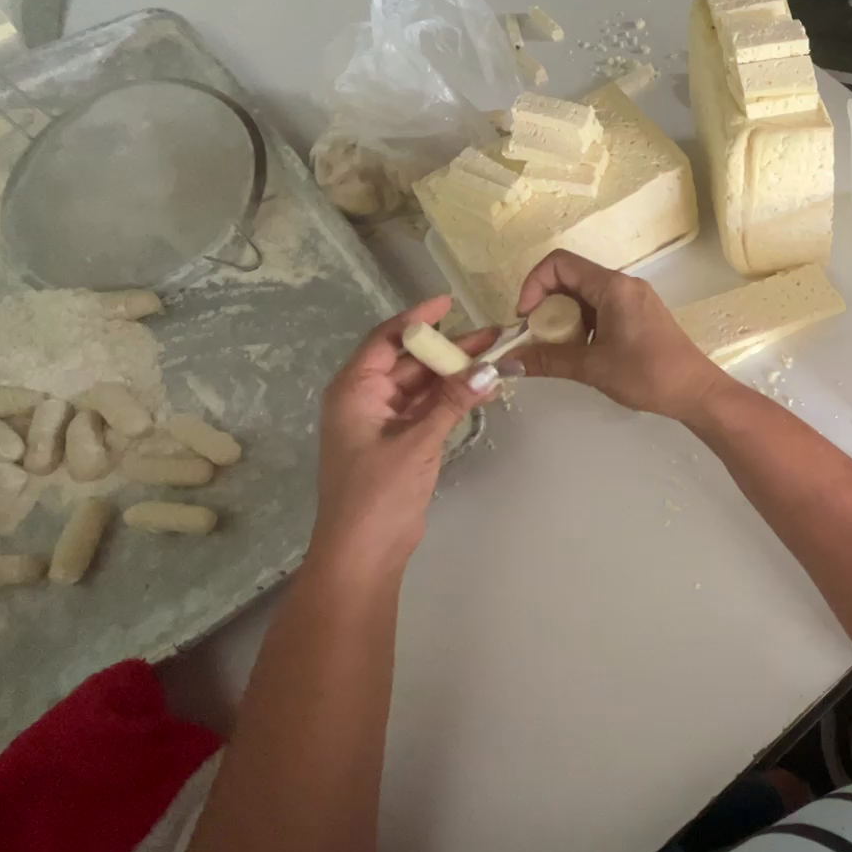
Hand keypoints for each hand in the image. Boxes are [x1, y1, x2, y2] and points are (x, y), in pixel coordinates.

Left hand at [311, 296, 499, 567]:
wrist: (364, 550)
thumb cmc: (376, 494)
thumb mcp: (416, 443)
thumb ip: (452, 403)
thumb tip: (489, 370)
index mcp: (354, 391)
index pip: (387, 340)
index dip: (418, 319)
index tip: (450, 301)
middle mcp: (367, 399)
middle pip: (411, 361)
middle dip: (450, 348)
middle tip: (493, 336)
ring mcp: (385, 421)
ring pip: (425, 385)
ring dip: (456, 373)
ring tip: (497, 359)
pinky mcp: (403, 440)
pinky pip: (431, 407)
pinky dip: (455, 398)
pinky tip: (484, 390)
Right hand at [513, 250, 727, 422]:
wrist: (696, 391)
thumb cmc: (648, 374)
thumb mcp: (593, 367)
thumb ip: (549, 360)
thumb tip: (509, 362)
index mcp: (613, 287)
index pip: (559, 263)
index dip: (533, 284)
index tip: (526, 318)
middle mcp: (625, 285)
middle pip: (571, 278)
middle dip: (547, 305)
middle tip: (539, 337)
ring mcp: (635, 300)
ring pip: (586, 296)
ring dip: (565, 318)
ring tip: (559, 349)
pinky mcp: (641, 316)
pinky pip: (603, 309)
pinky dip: (585, 325)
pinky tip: (583, 352)